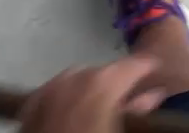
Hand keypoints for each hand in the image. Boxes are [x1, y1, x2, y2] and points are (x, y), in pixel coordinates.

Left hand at [20, 56, 165, 132]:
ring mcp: (53, 84)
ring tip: (94, 109)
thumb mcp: (120, 128)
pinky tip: (69, 111)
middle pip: (107, 71)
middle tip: (121, 103)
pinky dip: (66, 95)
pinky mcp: (33, 100)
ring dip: (90, 88)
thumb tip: (155, 94)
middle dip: (116, 83)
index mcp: (105, 80)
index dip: (149, 67)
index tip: (155, 73)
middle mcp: (79, 73)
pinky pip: (57, 89)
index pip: (137, 62)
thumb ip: (139, 108)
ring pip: (81, 77)